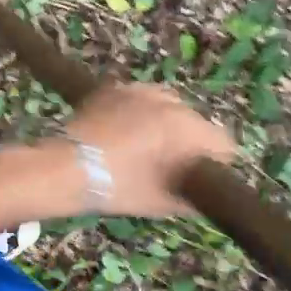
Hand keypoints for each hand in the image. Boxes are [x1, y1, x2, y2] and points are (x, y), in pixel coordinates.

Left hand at [32, 84, 236, 217]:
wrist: (67, 167)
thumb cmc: (120, 186)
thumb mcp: (163, 202)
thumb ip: (194, 198)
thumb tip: (205, 198)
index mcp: (187, 128)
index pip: (223, 143)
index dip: (217, 163)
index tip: (203, 177)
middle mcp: (168, 101)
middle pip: (196, 121)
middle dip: (190, 140)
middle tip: (172, 162)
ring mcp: (137, 90)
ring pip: (168, 104)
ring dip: (166, 121)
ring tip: (148, 144)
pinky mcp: (112, 88)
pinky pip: (138, 97)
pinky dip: (139, 111)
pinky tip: (125, 129)